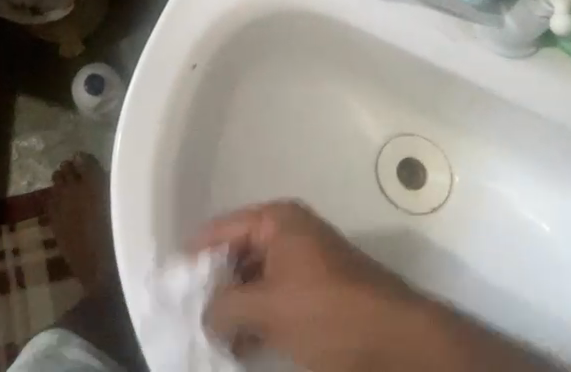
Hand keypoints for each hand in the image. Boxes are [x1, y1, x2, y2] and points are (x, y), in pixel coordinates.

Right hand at [193, 201, 557, 371]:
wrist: (402, 346)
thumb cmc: (330, 313)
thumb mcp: (268, 309)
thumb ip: (225, 307)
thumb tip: (206, 315)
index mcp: (277, 221)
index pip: (220, 230)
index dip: (193, 256)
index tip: (168, 285)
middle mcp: (290, 234)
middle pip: (237, 254)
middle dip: (213, 286)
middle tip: (186, 317)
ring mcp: (307, 267)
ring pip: (256, 282)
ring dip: (234, 310)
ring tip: (210, 339)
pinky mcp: (320, 299)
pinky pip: (275, 303)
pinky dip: (257, 322)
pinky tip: (241, 349)